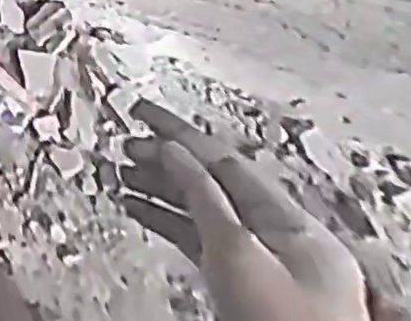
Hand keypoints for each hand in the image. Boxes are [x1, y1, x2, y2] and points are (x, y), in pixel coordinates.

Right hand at [123, 101, 371, 320]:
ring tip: (118, 175)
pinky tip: (135, 207)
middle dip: (164, 160)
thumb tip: (172, 148)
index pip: (225, 160)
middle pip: (213, 182)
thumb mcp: (236, 250)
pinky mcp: (245, 283)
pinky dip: (166, 218)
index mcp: (292, 222)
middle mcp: (282, 236)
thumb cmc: (278, 320)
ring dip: (158, 188)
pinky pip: (200, 236)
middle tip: (122, 147)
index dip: (179, 132)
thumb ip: (202, 194)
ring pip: (202, 208)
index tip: (139, 110)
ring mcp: (265, 261)